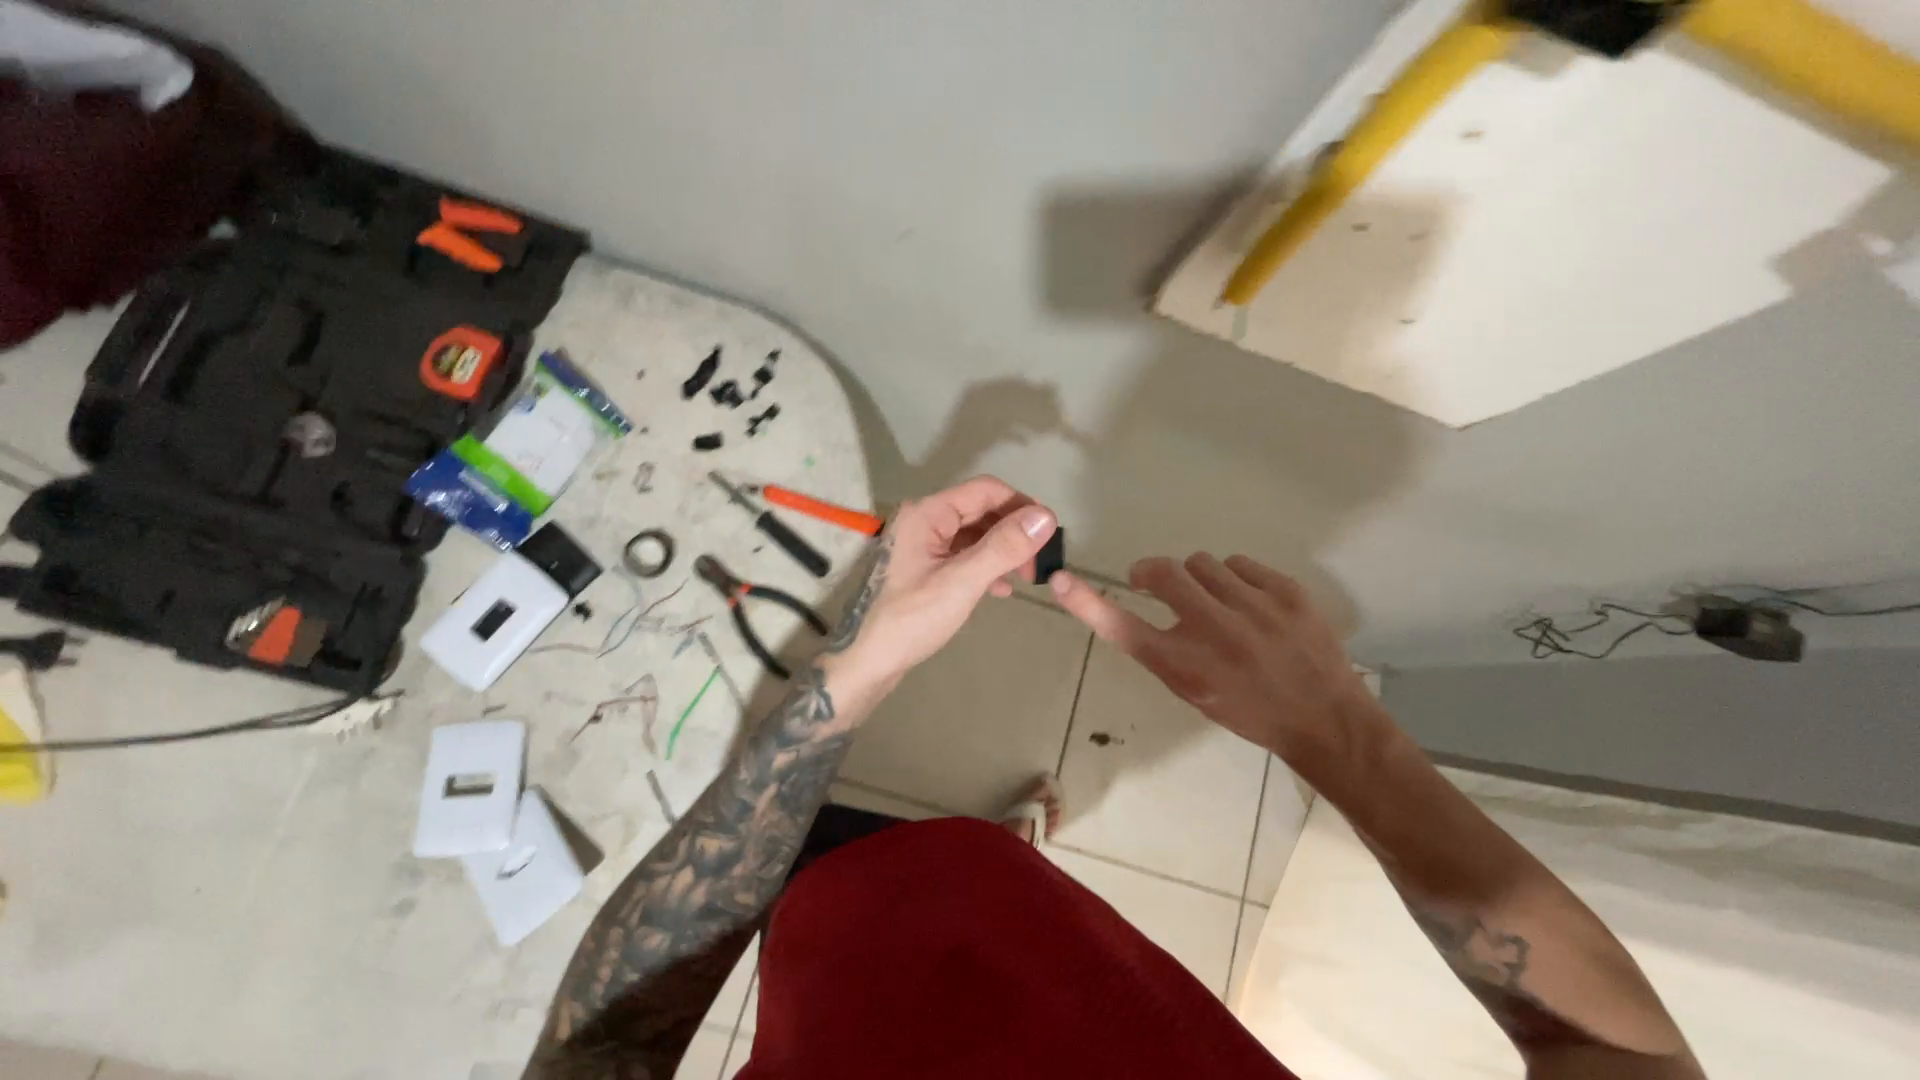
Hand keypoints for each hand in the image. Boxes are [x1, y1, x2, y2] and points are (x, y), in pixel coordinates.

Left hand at [823, 476, 1056, 692]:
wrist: (870, 661)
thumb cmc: (912, 619)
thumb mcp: (962, 582)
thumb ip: (1003, 547)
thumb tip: (1045, 518)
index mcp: (927, 513)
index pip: (985, 491)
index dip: (1021, 506)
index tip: (1049, 533)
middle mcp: (924, 520)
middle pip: (981, 510)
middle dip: (1013, 531)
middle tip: (1039, 563)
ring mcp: (922, 544)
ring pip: (975, 534)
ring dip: (1002, 550)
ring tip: (1025, 577)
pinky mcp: (924, 567)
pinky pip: (964, 554)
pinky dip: (986, 566)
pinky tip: (1000, 589)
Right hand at [1049, 554, 1379, 761]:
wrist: (1324, 718)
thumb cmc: (1249, 712)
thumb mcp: (1194, 692)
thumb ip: (1163, 651)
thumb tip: (1139, 608)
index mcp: (1185, 667)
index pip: (1122, 627)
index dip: (1085, 602)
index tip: (1061, 580)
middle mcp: (1214, 632)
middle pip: (1164, 574)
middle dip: (1150, 572)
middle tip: (1149, 580)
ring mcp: (1254, 607)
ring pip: (1203, 563)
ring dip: (1197, 577)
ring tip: (1213, 600)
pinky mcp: (1286, 591)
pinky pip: (1240, 564)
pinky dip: (1234, 578)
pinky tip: (1246, 602)